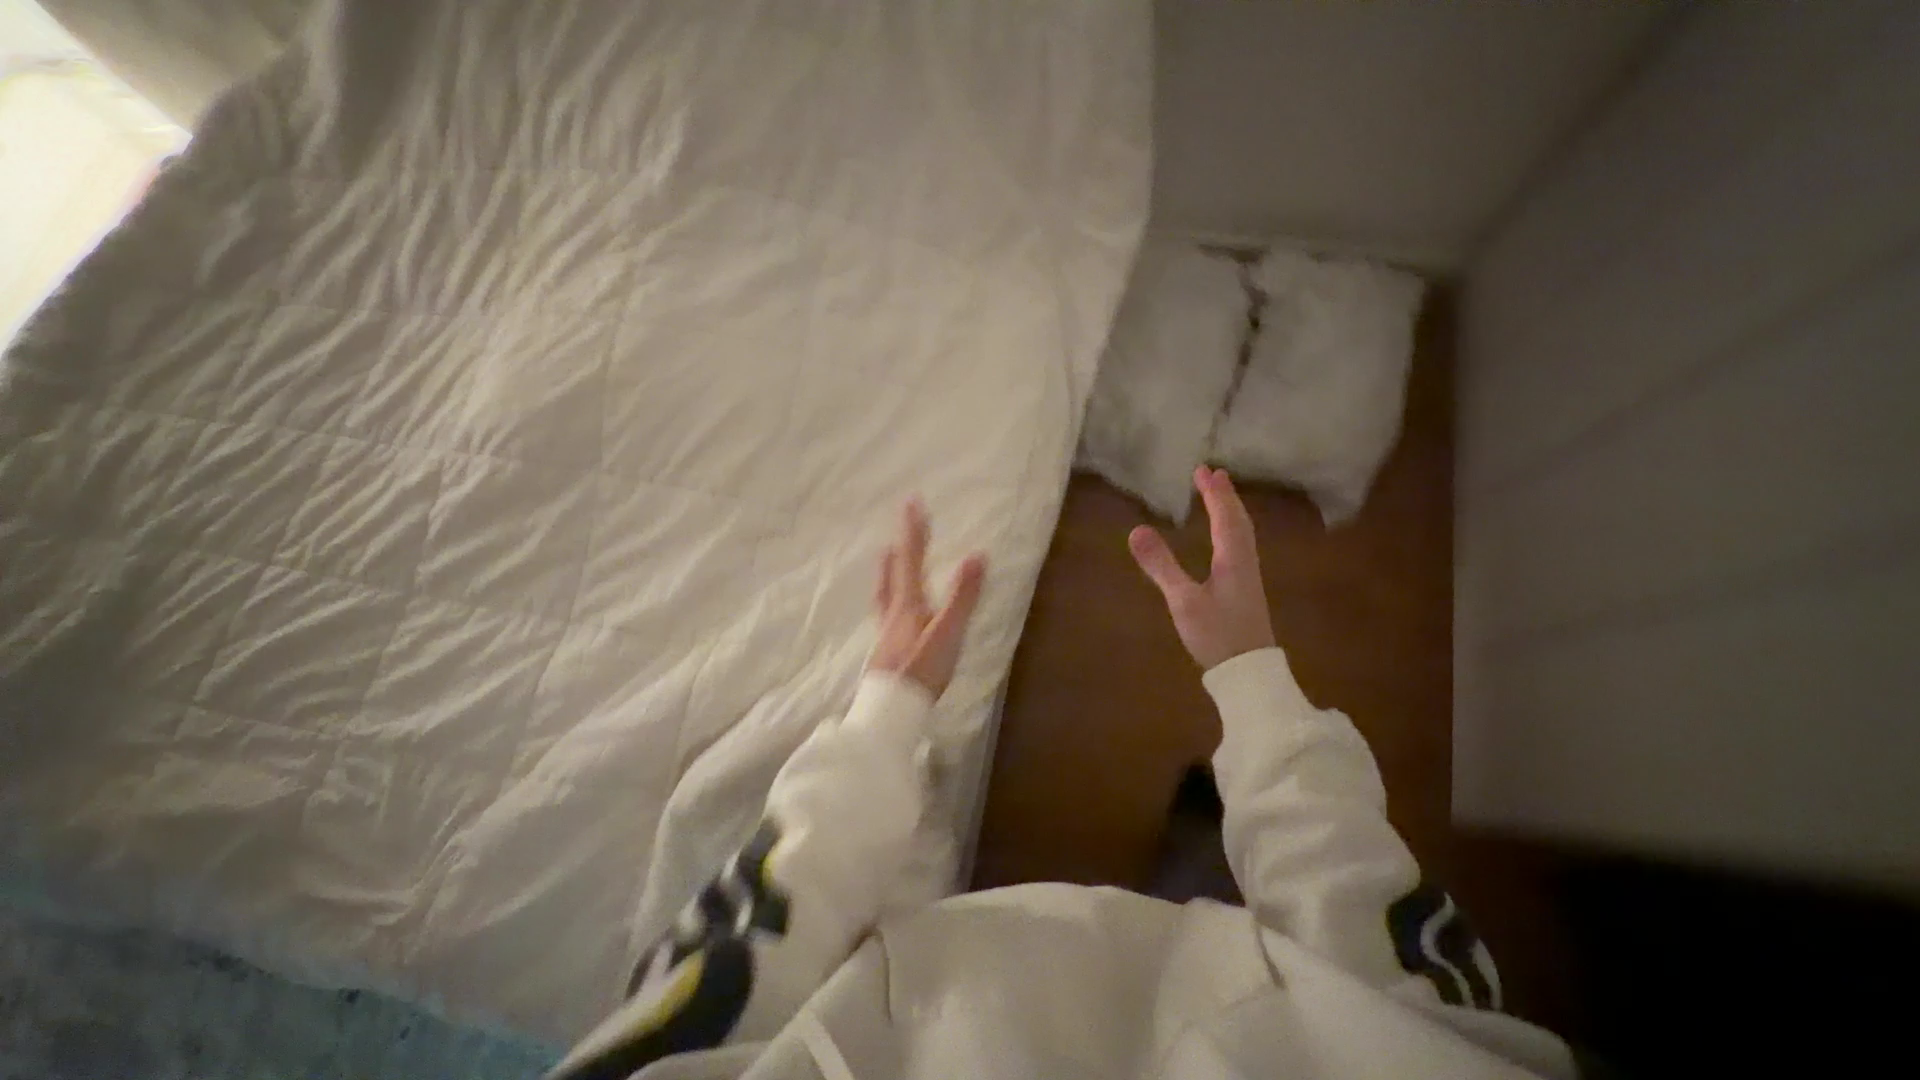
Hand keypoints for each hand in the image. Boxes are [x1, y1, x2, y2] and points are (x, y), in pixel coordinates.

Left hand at [868, 500, 987, 697]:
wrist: (891, 712)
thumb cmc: (922, 671)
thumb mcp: (948, 632)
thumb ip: (962, 596)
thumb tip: (977, 555)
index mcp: (908, 605)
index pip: (910, 560)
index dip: (913, 532)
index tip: (912, 503)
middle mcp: (893, 614)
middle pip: (893, 575)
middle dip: (899, 548)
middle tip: (898, 527)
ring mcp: (886, 634)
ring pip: (884, 595)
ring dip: (886, 573)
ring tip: (884, 558)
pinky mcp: (885, 653)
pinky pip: (885, 615)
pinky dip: (887, 600)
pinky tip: (890, 612)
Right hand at [1128, 466, 1275, 669]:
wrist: (1248, 673)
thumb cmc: (1217, 635)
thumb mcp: (1183, 601)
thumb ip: (1161, 566)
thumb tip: (1136, 530)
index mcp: (1234, 559)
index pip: (1225, 517)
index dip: (1215, 493)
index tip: (1204, 470)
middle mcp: (1245, 563)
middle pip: (1239, 522)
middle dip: (1225, 497)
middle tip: (1213, 475)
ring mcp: (1248, 578)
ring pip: (1243, 535)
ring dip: (1231, 513)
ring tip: (1220, 499)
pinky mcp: (1245, 592)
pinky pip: (1241, 548)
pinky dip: (1232, 532)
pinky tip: (1225, 543)